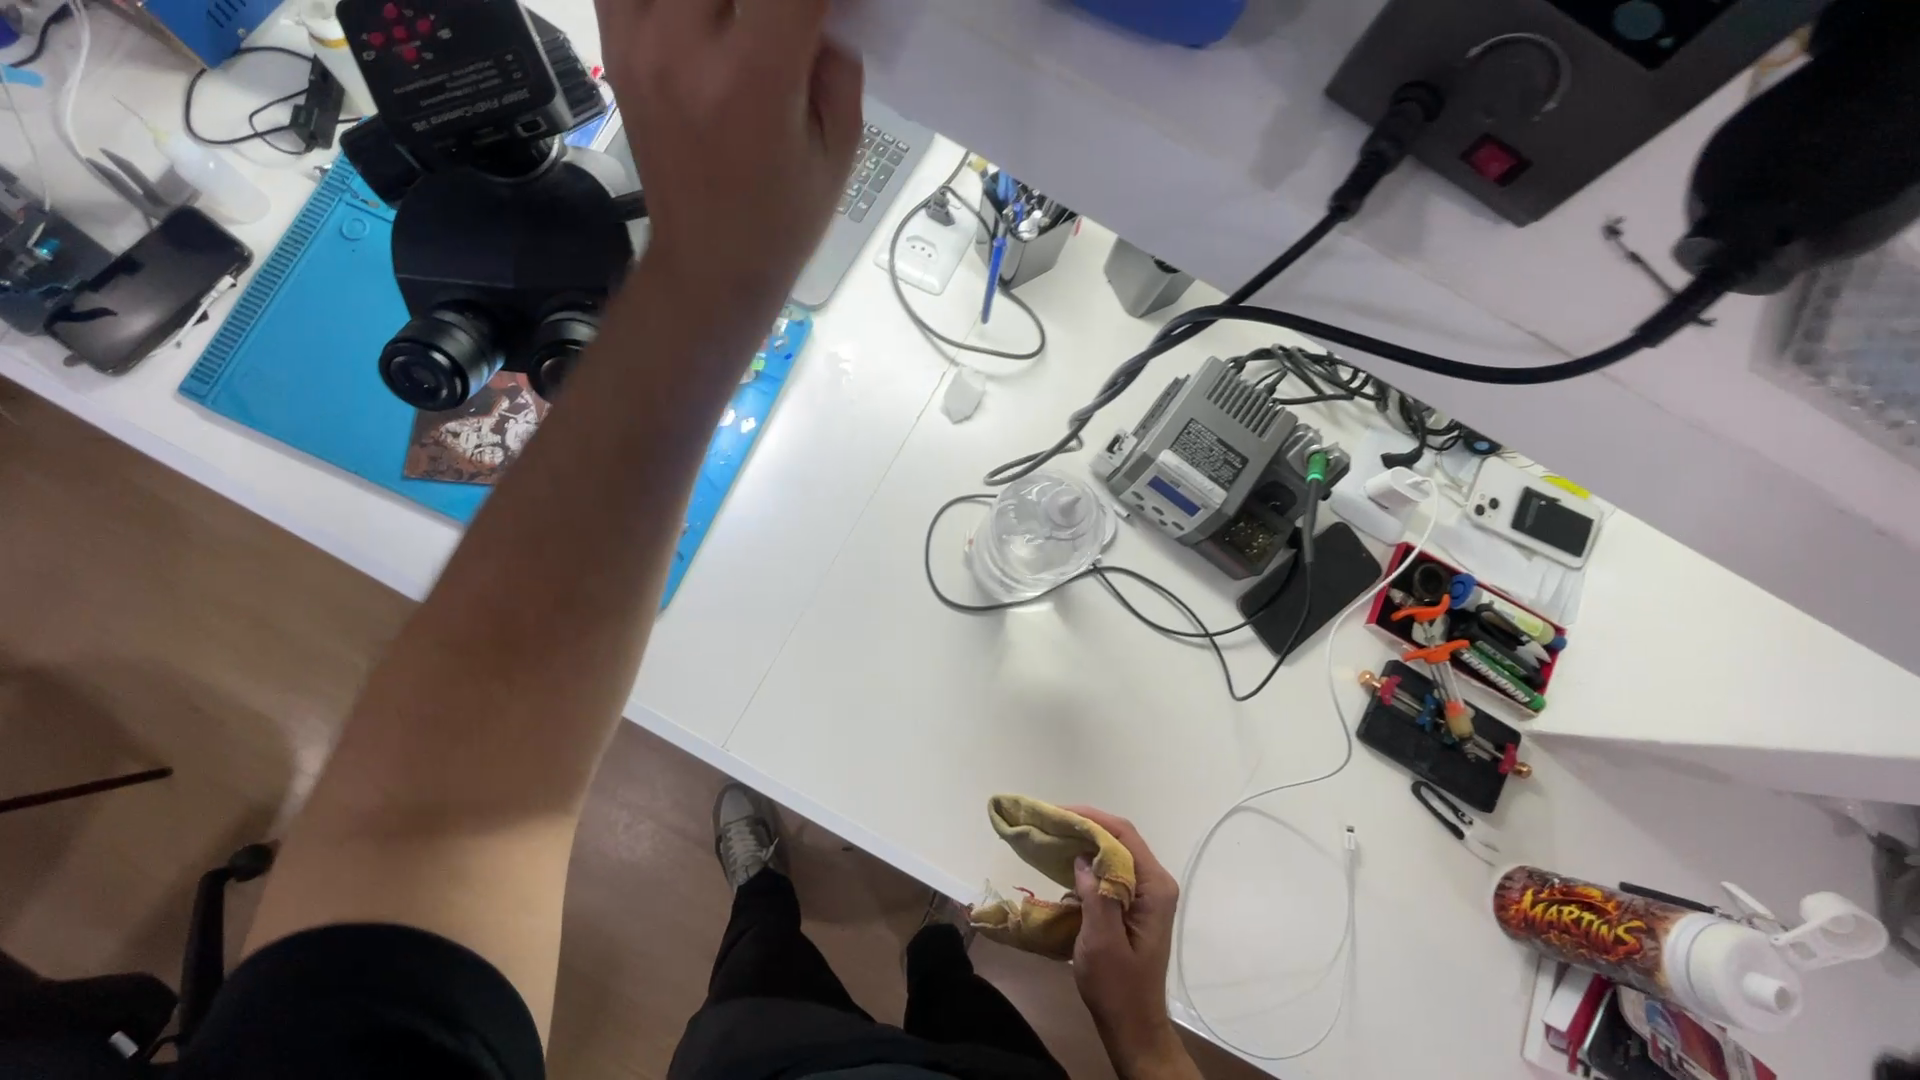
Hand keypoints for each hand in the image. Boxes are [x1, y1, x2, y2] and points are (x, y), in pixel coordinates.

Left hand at [596, 0, 863, 301]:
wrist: (709, 264)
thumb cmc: (784, 218)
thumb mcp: (840, 147)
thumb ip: (838, 58)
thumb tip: (831, 1)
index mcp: (753, 79)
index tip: (830, 11)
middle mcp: (684, 46)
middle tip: (787, 18)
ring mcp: (638, 39)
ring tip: (744, 22)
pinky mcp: (615, 44)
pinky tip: (702, 17)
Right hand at [1067, 806, 1198, 1079]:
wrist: (1133, 1026)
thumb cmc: (1118, 988)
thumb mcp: (1102, 941)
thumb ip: (1096, 894)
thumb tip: (1081, 857)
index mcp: (1154, 888)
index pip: (1124, 836)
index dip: (1092, 818)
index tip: (1058, 813)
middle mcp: (1155, 884)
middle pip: (1120, 839)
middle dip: (1086, 825)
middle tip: (1050, 821)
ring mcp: (1146, 895)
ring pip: (1115, 853)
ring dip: (1085, 842)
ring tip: (1053, 834)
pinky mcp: (1134, 905)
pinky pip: (1112, 871)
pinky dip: (1088, 862)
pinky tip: (1065, 863)